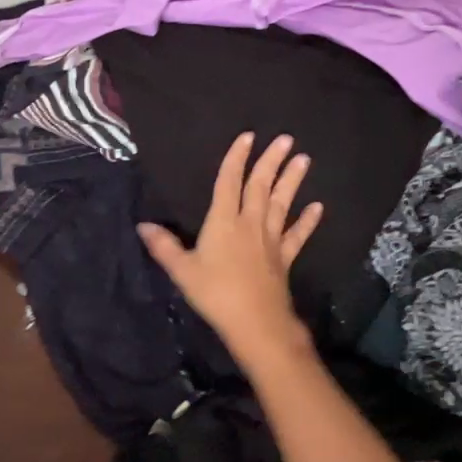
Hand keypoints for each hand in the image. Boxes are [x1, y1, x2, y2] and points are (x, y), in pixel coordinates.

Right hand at [139, 132, 322, 366]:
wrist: (256, 324)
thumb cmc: (215, 294)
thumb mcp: (182, 270)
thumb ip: (163, 246)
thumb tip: (142, 225)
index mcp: (223, 222)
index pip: (229, 182)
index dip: (236, 159)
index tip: (248, 136)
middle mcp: (249, 224)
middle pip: (260, 187)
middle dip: (271, 161)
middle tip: (286, 139)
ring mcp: (270, 240)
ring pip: (281, 204)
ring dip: (292, 181)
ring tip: (304, 160)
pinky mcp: (284, 258)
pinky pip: (297, 235)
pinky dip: (308, 221)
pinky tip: (318, 207)